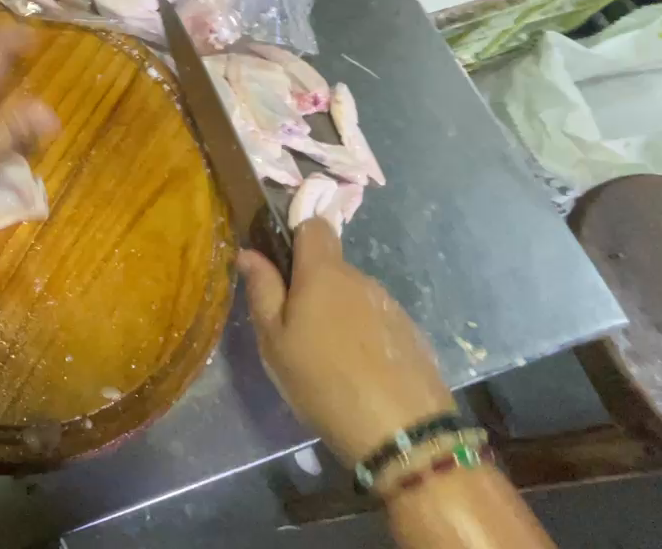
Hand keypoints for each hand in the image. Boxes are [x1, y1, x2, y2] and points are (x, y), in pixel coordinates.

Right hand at [238, 221, 454, 466]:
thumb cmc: (323, 381)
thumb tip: (249, 253)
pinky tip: (358, 373)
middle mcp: (361, 279)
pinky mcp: (412, 336)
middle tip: (295, 330)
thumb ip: (262, 291)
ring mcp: (391, 307)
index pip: (314, 226)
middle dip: (311, 287)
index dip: (295, 235)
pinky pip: (376, 322)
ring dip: (338, 315)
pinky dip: (363, 338)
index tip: (280, 265)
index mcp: (323, 273)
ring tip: (327, 360)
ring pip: (353, 297)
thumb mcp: (275, 341)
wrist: (404, 435)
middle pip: (331, 268)